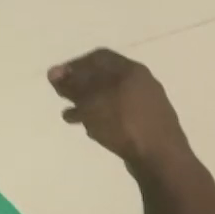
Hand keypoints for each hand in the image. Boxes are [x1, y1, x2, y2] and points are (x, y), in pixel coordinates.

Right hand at [48, 49, 191, 171]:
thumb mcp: (90, 102)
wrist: (160, 156)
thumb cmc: (122, 123)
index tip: (57, 79)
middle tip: (62, 96)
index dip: (74, 65)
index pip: (97, 56)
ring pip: (110, 95)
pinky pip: (119, 112)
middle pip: (104, 76)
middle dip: (80, 85)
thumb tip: (54, 71)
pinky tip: (92, 127)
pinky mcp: (147, 121)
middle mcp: (141, 81)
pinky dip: (102, 115)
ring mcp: (146, 101)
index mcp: (129, 70)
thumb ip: (71, 86)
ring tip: (70, 116)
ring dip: (88, 103)